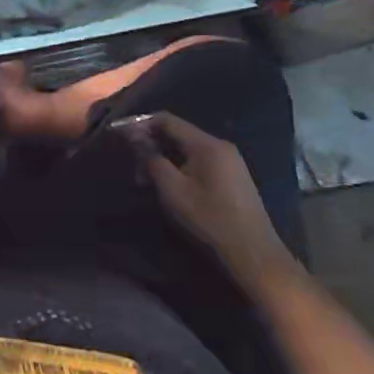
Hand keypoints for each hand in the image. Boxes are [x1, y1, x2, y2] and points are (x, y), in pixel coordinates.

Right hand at [123, 114, 296, 282]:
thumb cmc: (209, 219)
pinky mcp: (231, 176)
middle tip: (132, 165)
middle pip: (178, 133)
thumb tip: (135, 138)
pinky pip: (198, 161)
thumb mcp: (172, 190)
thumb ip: (152, 159)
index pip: (167, 120)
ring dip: (163, 159)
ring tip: (146, 180)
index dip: (141, 123)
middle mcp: (220, 146)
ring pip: (187, 149)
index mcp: (207, 144)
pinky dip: (179, 167)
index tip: (120, 135)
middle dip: (151, 144)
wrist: (253, 253)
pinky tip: (168, 185)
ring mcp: (229, 161)